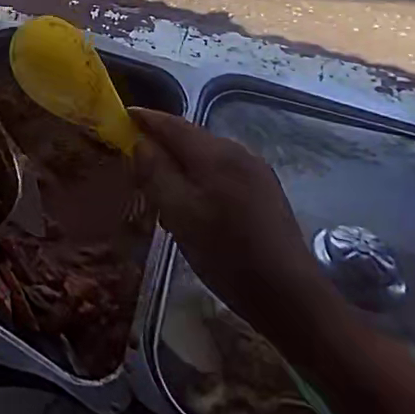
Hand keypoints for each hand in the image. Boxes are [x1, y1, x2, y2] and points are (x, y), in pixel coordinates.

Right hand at [132, 108, 414, 413]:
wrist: (292, 297)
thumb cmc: (228, 255)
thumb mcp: (180, 215)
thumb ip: (156, 174)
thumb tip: (141, 143)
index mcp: (215, 153)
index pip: (171, 124)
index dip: (145, 119)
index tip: (122, 116)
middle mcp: (237, 151)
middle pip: (189, 137)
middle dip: (161, 145)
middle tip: (135, 163)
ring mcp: (255, 170)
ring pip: (205, 155)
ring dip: (180, 164)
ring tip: (161, 190)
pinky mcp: (265, 190)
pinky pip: (221, 171)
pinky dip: (200, 177)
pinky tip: (194, 205)